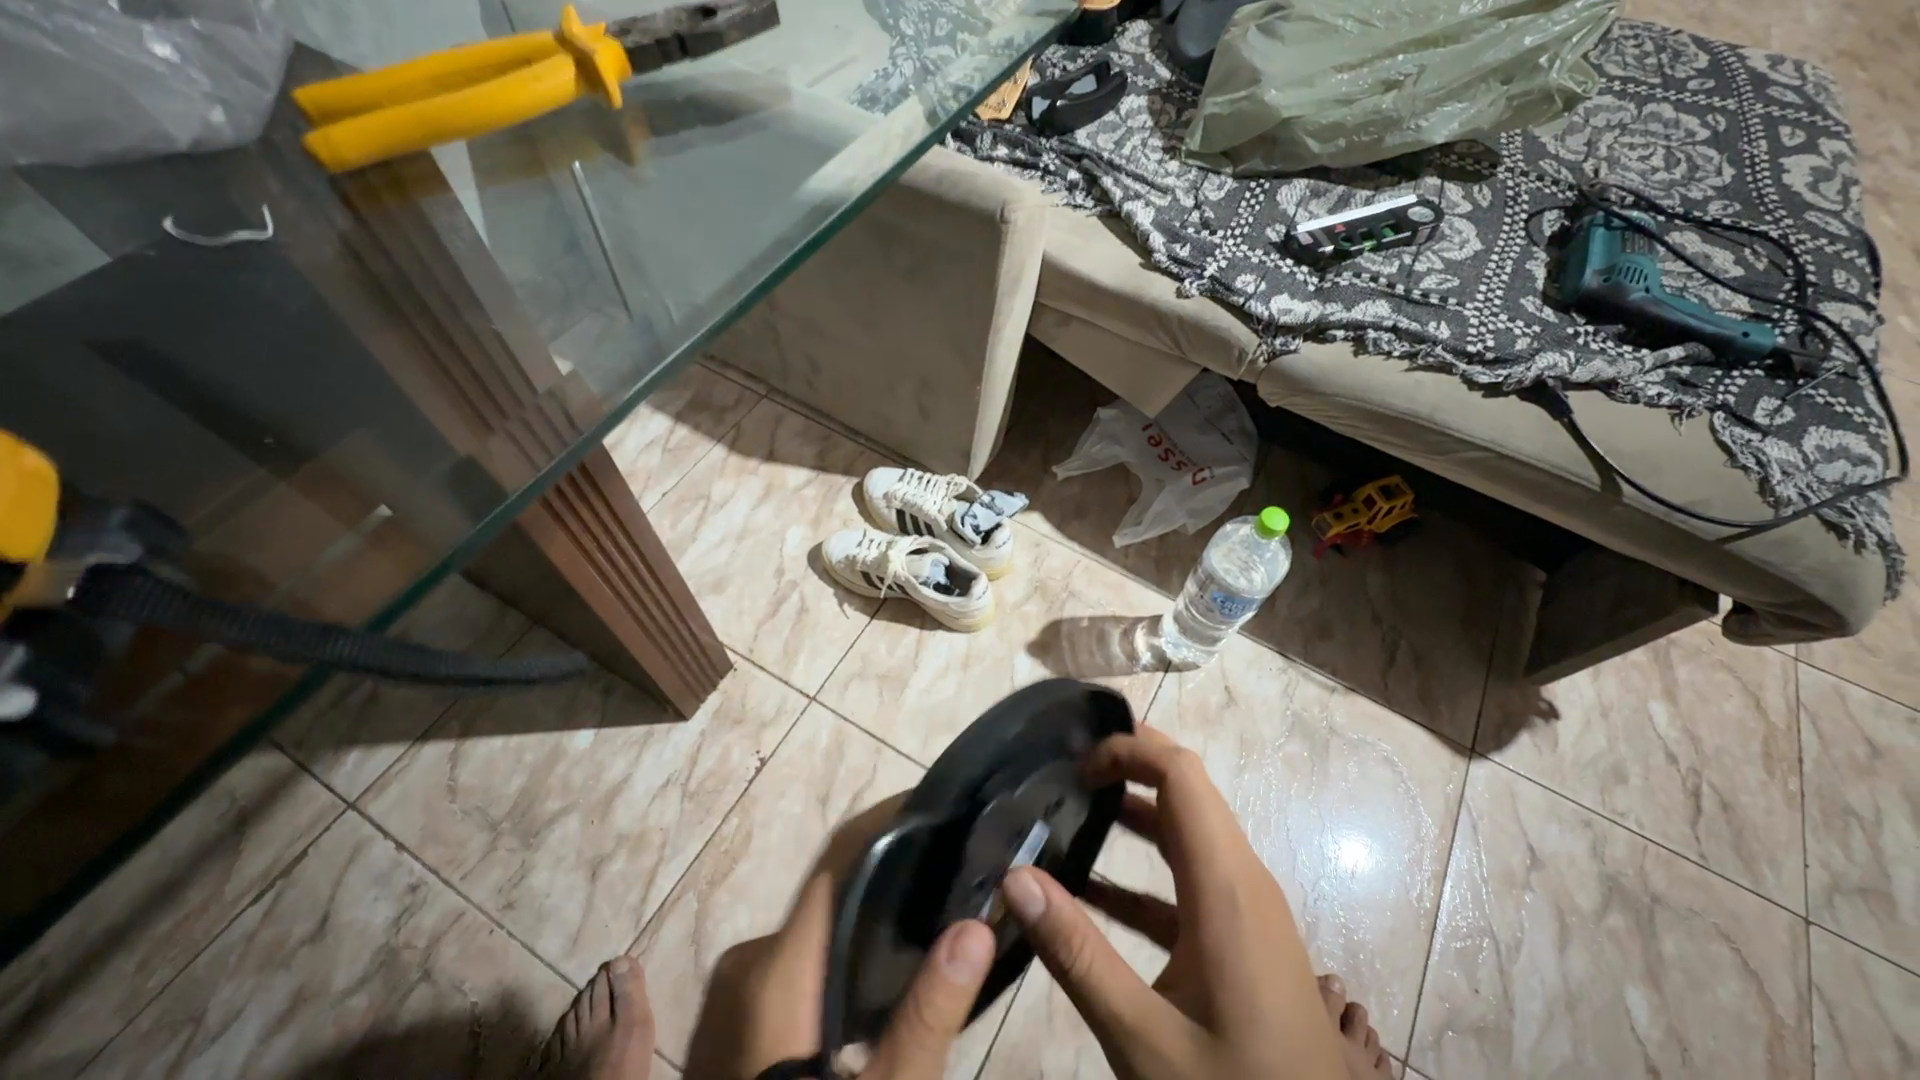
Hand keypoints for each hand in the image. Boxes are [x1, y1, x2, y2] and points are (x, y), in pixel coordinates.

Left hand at [688, 795, 997, 1079]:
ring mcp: (740, 986)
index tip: (945, 806)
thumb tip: (976, 927)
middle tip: (965, 876)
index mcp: (778, 966)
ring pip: (819, 928)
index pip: (840, 860)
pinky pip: (803, 958)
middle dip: (898, 873)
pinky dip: (847, 951)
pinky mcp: (743, 1011)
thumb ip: (925, 1018)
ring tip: (941, 915)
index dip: (890, 821)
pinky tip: (888, 973)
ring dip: (874, 916)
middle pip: (835, 892)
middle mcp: (752, 959)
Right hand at [998, 727, 1346, 1079]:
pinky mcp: (1244, 938)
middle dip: (1129, 769)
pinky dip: (1144, 874)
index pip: (1182, 775)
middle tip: (1063, 774)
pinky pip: (1192, 882)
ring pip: (1190, 836)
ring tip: (1071, 813)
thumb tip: (1016, 877)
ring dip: (1136, 817)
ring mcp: (1249, 910)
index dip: (1129, 750)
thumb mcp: (1142, 1035)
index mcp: (1225, 886)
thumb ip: (1076, 954)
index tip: (1073, 762)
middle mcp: (1243, 881)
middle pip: (1189, 793)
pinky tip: (1092, 894)